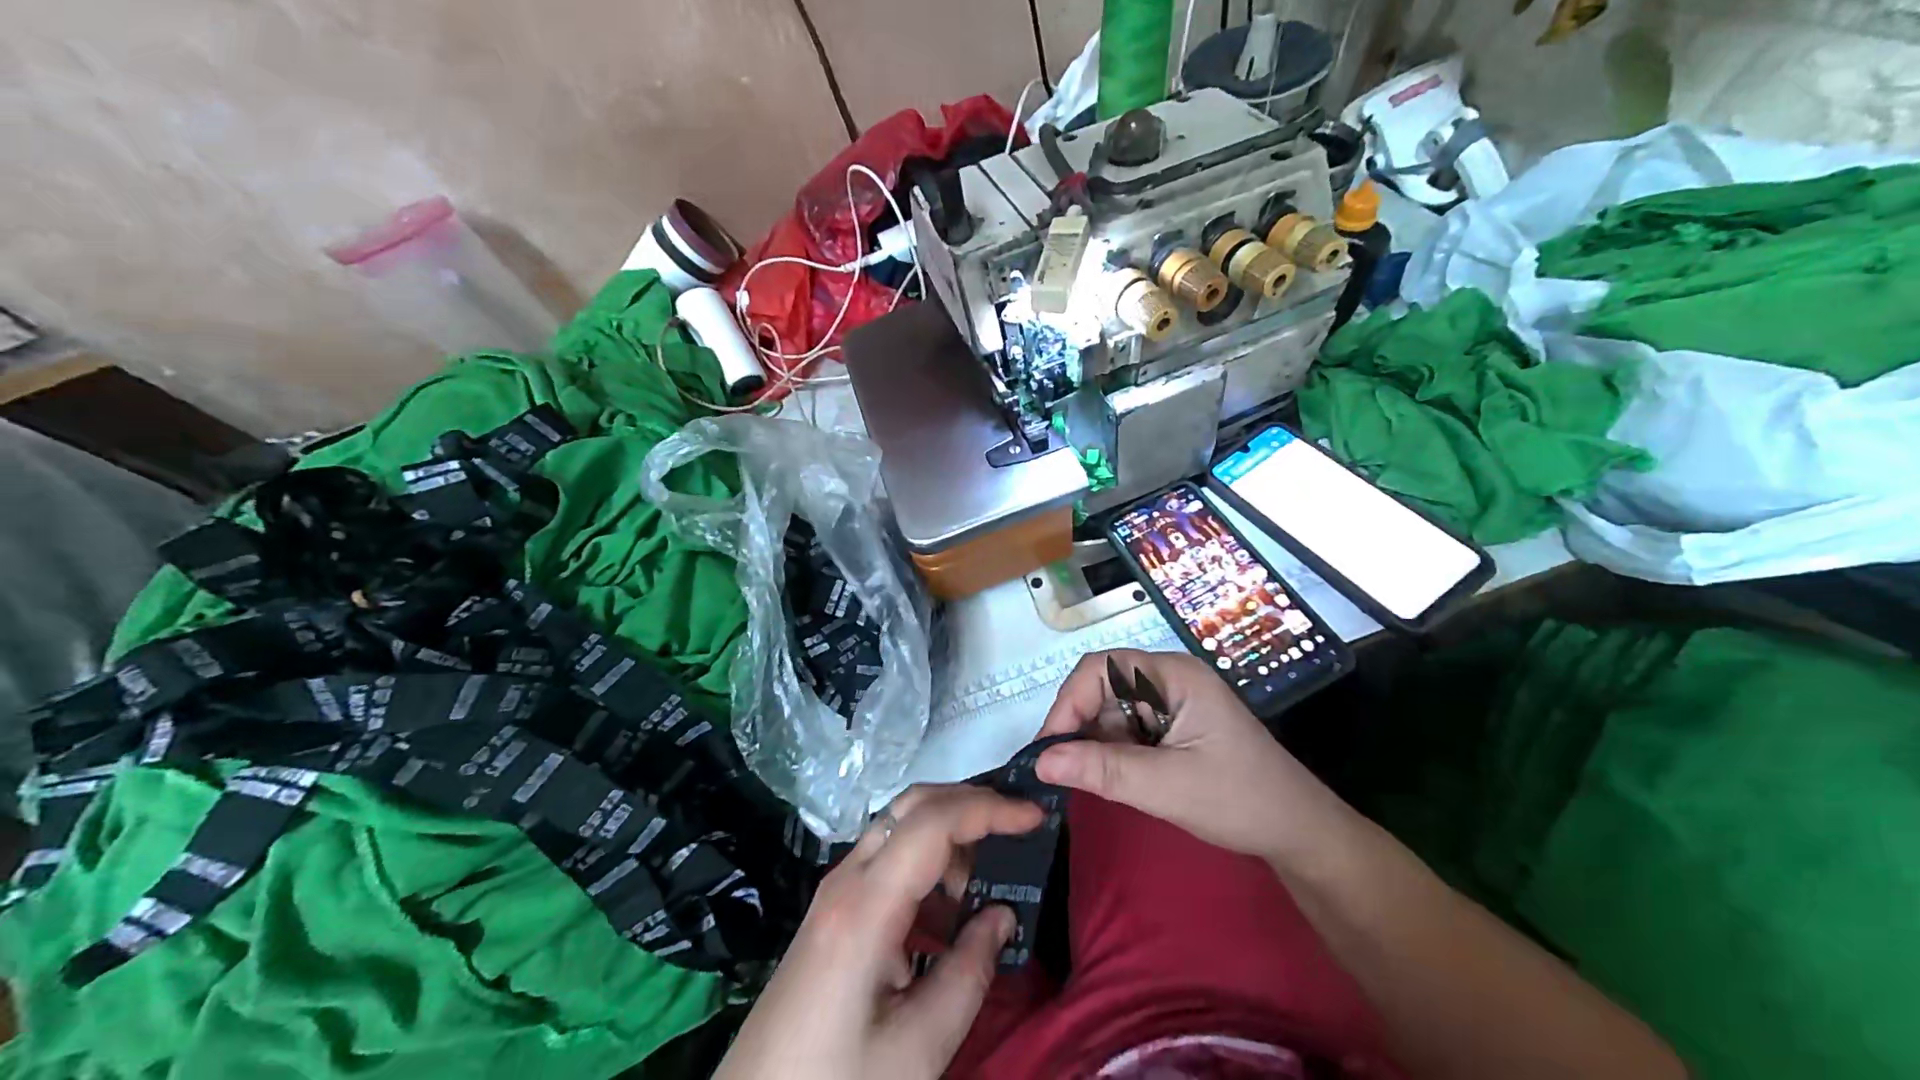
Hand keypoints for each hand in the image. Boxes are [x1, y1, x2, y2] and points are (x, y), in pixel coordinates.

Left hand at [714, 785, 1043, 1079]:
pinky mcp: (833, 912)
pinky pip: (886, 863)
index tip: (1035, 816)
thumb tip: (1002, 916)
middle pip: (911, 807)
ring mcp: (835, 893)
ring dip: (948, 841)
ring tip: (980, 894)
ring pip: (899, 831)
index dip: (989, 809)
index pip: (932, 822)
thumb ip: (970, 972)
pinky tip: (944, 919)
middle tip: (1017, 830)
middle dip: (969, 805)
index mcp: (865, 904)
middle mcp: (846, 880)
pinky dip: (926, 869)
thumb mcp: (919, 1046)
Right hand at [1034, 649, 1350, 861]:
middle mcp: (1169, 680)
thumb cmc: (1240, 800)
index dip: (1069, 702)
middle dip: (1080, 726)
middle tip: (1064, 770)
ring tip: (1095, 780)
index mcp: (1173, 676)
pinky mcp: (1172, 726)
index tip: (1051, 749)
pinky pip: (1126, 729)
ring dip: (1096, 743)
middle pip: (1101, 687)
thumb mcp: (1167, 787)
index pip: (1100, 668)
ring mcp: (1171, 703)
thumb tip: (1041, 761)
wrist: (1298, 833)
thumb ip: (1103, 770)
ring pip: (1110, 711)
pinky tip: (1117, 779)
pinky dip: (1112, 752)